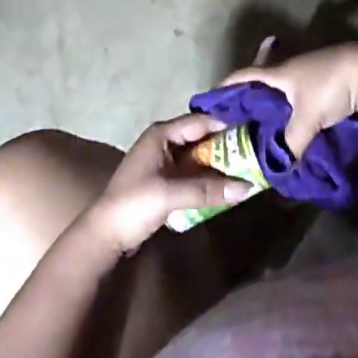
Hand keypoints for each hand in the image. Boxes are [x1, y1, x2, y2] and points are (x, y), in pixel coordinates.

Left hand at [81, 114, 254, 255]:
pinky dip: (208, 177)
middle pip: (200, 137)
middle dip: (225, 145)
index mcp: (161, 134)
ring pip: (198, 156)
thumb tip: (248, 186)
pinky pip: (193, 172)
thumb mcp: (171, 195)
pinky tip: (226, 185)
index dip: (225, 124)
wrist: (103, 236)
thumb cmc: (133, 205)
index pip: (200, 121)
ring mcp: (163, 161)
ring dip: (218, 163)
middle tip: (254, 151)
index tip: (252, 130)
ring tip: (247, 167)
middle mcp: (163, 141)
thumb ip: (208, 190)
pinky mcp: (165, 180)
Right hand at [220, 42, 357, 157]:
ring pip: (288, 90)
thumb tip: (283, 164)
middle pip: (266, 81)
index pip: (246, 75)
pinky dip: (299, 108)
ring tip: (270, 126)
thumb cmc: (330, 87)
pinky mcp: (331, 79)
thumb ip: (292, 142)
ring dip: (279, 104)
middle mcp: (293, 68)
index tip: (212, 97)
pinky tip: (301, 122)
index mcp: (280, 73)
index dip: (228, 85)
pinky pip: (306, 95)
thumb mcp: (307, 119)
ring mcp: (313, 72)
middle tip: (242, 117)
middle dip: (254, 96)